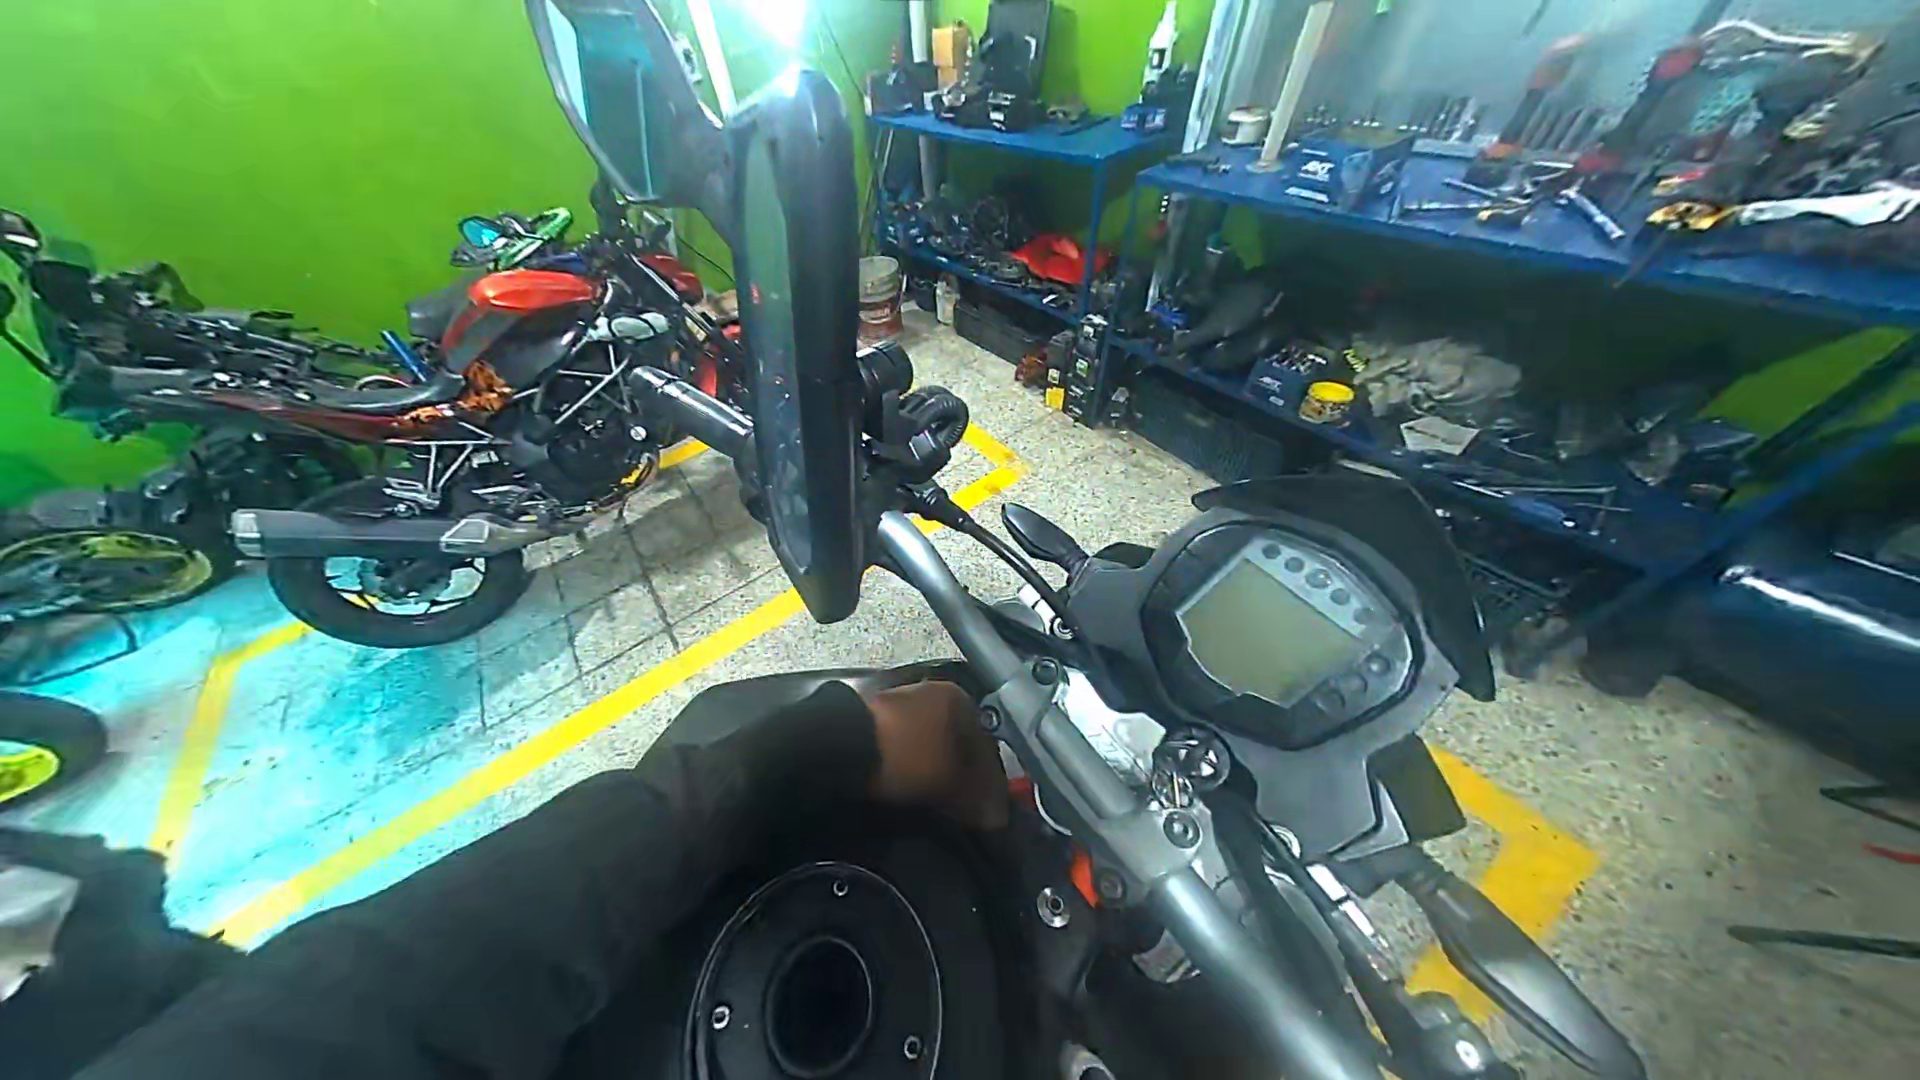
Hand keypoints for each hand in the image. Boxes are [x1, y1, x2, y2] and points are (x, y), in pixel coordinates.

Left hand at [864, 680, 1008, 830]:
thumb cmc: (907, 754)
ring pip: (932, 748)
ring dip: (937, 774)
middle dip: (963, 777)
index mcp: (958, 698)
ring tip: (937, 806)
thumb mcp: (950, 782)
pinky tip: (911, 792)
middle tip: (966, 812)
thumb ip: (980, 799)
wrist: (841, 744)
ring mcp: (902, 705)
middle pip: (959, 744)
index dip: (992, 781)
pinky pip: (908, 751)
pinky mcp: (876, 722)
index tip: (990, 809)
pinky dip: (914, 770)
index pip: (987, 743)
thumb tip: (998, 819)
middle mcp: (932, 693)